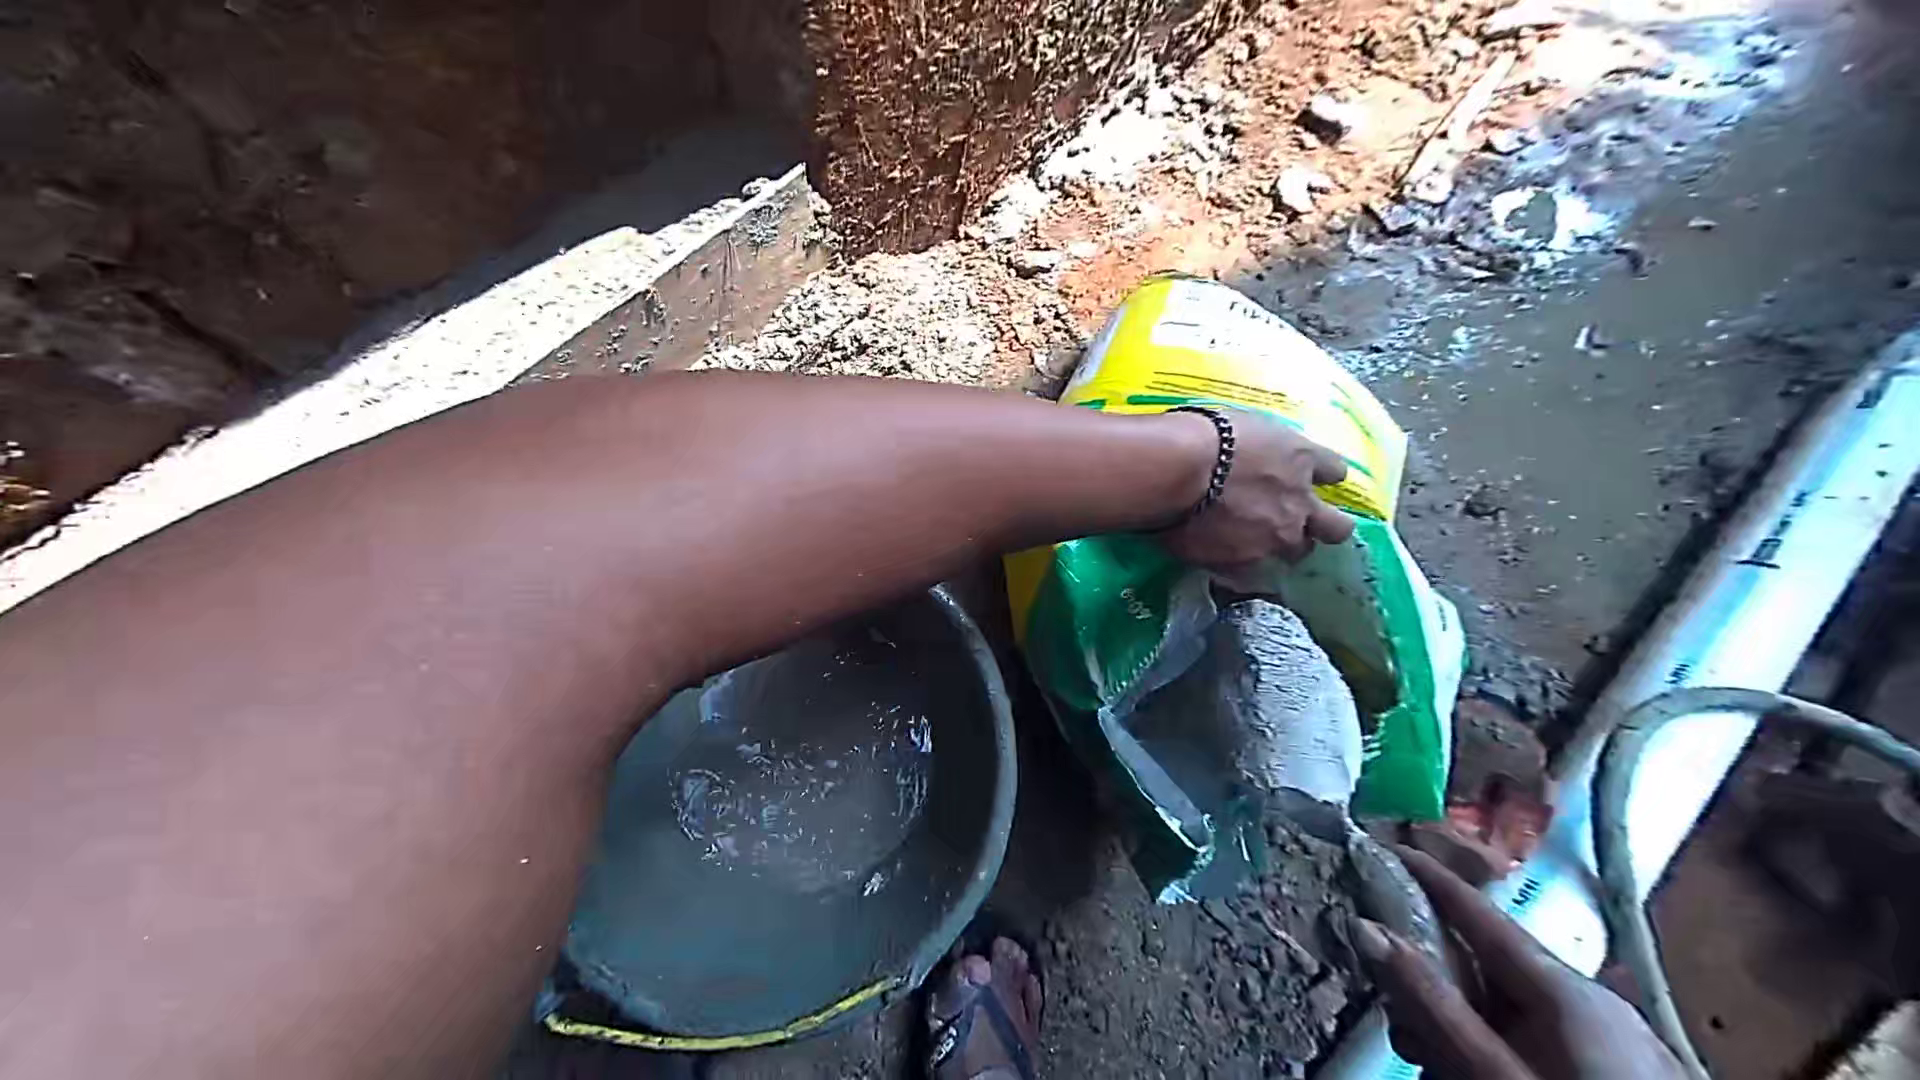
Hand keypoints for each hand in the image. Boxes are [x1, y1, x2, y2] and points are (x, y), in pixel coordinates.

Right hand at [1160, 409, 1354, 567]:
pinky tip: (1217, 555)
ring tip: (1251, 542)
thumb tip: (1248, 454)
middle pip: (1335, 527)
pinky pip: (1249, 571)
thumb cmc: (1201, 435)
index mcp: (1300, 459)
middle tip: (1296, 522)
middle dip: (1321, 526)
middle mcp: (1299, 503)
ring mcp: (1274, 538)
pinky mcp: (1243, 563)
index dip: (1322, 476)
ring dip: (1280, 546)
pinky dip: (1237, 564)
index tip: (1305, 476)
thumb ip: (1257, 447)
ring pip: (1296, 553)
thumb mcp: (1240, 424)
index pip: (1334, 470)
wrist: (1176, 471)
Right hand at [1352, 847, 1686, 1079]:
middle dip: (1428, 971)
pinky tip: (1473, 1069)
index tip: (1373, 846)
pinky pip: (1535, 1034)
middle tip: (1389, 1008)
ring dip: (1455, 1016)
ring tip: (1426, 1057)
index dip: (1422, 872)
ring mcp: (1615, 1039)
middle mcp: (1593, 999)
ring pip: (1506, 1000)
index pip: (1475, 907)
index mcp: (1566, 988)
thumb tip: (1360, 924)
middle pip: (1485, 958)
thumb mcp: (1493, 1077)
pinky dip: (1492, 1041)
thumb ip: (1429, 1003)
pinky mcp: (1622, 1072)